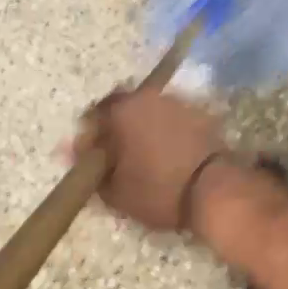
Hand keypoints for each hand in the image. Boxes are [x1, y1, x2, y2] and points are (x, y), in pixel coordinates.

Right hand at [72, 89, 224, 232]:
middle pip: (121, 106)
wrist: (213, 187)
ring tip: (140, 153)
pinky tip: (165, 150)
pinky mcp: (197, 110)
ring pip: (146, 108)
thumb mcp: (116, 192)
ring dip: (139, 125)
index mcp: (122, 110)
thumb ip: (91, 170)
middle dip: (113, 126)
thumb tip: (73, 154)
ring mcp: (175, 100)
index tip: (90, 158)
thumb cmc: (158, 190)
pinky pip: (169, 116)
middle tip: (113, 154)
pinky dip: (162, 128)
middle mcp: (147, 96)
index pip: (93, 115)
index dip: (88, 137)